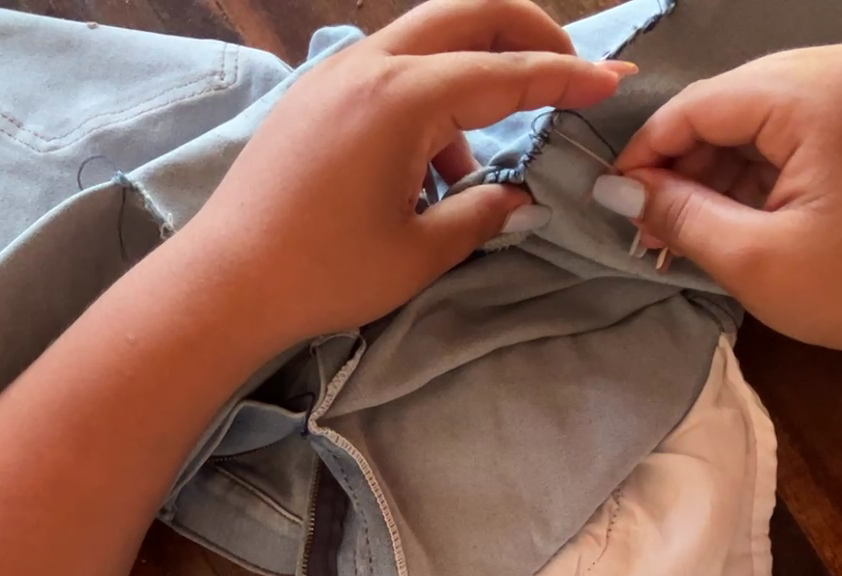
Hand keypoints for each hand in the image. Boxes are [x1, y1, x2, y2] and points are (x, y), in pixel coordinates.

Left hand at [181, 0, 630, 347]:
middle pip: (466, 15)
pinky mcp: (310, 98)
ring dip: (465, 86)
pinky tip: (416, 173)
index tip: (612, 83)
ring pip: (422, 44)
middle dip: (525, 37)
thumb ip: (481, 216)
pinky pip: (383, 75)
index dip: (566, 79)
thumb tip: (522, 201)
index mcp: (404, 98)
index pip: (506, 73)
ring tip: (466, 174)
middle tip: (562, 76)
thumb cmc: (325, 274)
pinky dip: (419, 106)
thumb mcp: (418, 253)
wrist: (229, 282)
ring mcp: (332, 75)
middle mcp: (369, 65)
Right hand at [598, 41, 841, 408]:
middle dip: (682, 163)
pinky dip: (759, 169)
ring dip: (717, 170)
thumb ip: (676, 215)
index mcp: (822, 90)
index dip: (646, 150)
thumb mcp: (752, 259)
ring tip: (687, 230)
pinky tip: (736, 215)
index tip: (610, 200)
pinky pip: (799, 128)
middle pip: (733, 102)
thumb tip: (613, 191)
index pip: (703, 102)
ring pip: (764, 115)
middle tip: (649, 226)